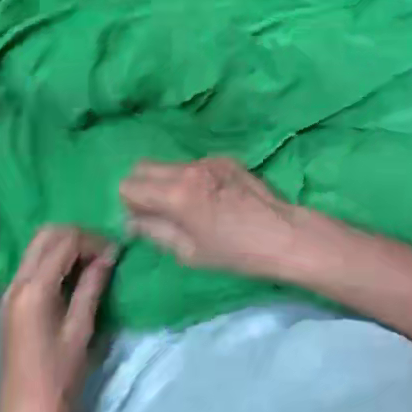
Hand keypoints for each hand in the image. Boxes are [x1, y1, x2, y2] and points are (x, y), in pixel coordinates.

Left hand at [0, 225, 116, 411]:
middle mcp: (17, 282)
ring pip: (38, 245)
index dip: (93, 240)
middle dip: (77, 236)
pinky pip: (33, 263)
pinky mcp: (12, 302)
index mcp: (34, 289)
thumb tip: (110, 253)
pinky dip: (54, 258)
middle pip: (47, 234)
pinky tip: (74, 275)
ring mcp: (11, 291)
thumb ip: (92, 286)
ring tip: (92, 262)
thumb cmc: (59, 379)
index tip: (115, 253)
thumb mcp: (80, 330)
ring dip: (65, 245)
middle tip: (103, 253)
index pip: (65, 241)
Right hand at [119, 157, 309, 278]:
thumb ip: (155, 232)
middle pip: (143, 166)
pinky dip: (190, 178)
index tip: (144, 221)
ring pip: (169, 164)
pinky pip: (193, 165)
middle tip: (158, 212)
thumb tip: (132, 221)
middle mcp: (187, 169)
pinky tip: (211, 199)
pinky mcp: (224, 158)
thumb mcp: (188, 252)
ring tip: (188, 207)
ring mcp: (207, 160)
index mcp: (175, 194)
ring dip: (166, 181)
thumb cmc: (235, 252)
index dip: (130, 204)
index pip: (129, 185)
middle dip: (142, 187)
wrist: (282, 234)